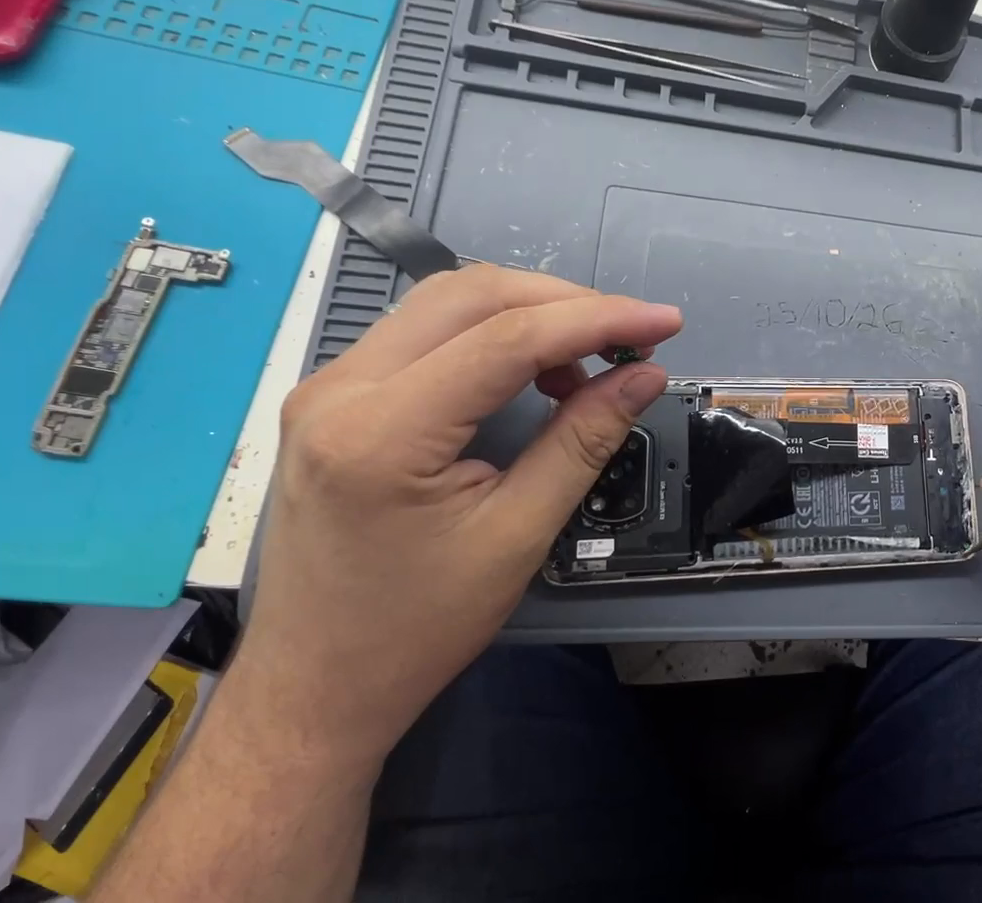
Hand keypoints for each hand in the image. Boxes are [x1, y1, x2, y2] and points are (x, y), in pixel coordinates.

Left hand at [230, 265, 682, 763]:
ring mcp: (328, 388)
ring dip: (530, 314)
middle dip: (566, 304)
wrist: (316, 684)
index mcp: (381, 432)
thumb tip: (644, 377)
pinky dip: (494, 336)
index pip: (505, 338)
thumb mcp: (519, 534)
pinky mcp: (334, 399)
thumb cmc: (418, 626)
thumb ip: (583, 441)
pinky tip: (535, 374)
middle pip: (471, 296)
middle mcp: (340, 389)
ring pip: (446, 303)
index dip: (598, 320)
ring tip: (591, 360)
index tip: (665, 322)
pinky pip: (426, 334)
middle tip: (633, 337)